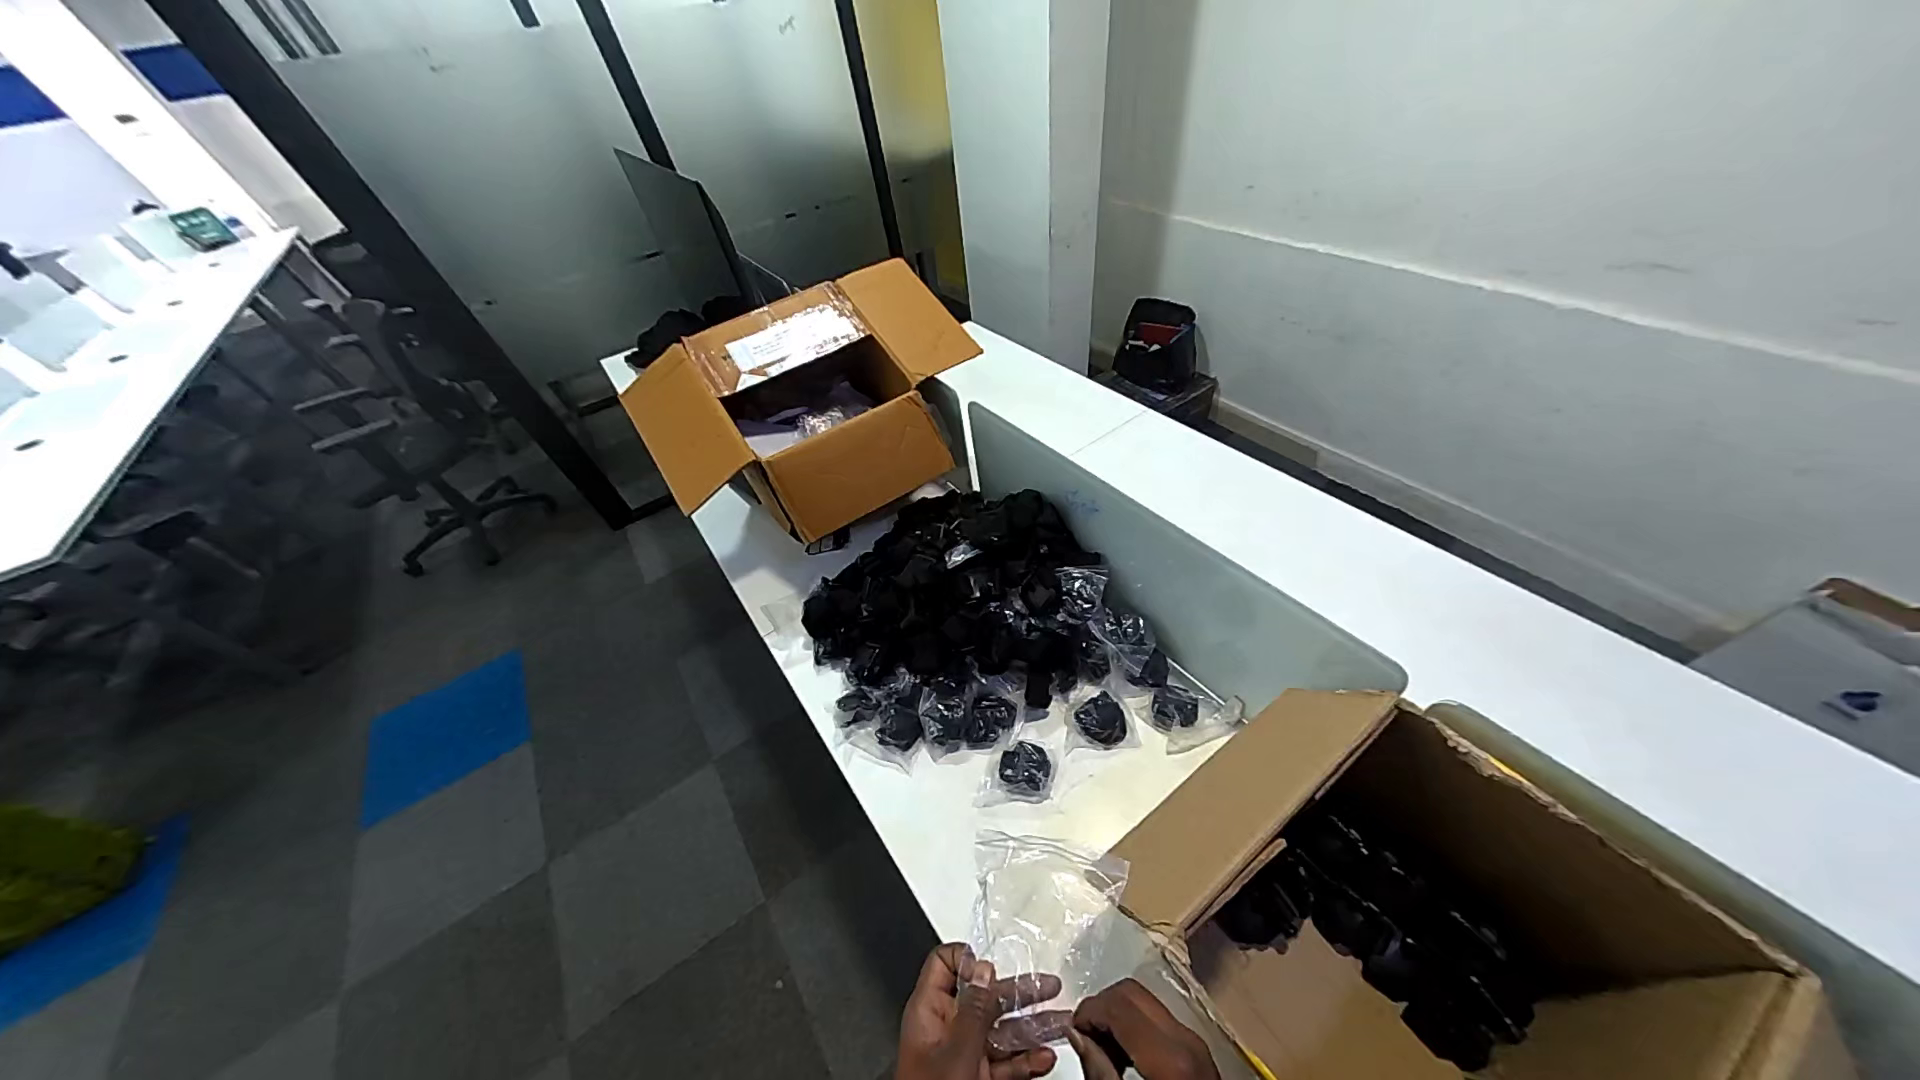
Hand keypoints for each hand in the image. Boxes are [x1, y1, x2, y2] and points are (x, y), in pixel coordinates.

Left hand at [896, 943, 1065, 1079]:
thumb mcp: (957, 1051)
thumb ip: (974, 1010)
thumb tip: (983, 969)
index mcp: (929, 1012)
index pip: (944, 965)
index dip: (969, 958)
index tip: (997, 961)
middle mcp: (946, 1029)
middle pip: (983, 997)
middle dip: (1019, 992)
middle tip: (1049, 986)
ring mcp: (963, 1055)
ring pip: (1000, 1030)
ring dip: (1032, 1026)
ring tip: (1060, 1021)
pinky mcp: (976, 1079)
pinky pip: (1004, 1062)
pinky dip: (1026, 1060)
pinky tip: (1045, 1057)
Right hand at [1068, 979, 1219, 1079]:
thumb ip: (1099, 1071)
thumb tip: (1075, 1033)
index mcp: (1170, 1056)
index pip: (1117, 1004)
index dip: (1087, 1013)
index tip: (1071, 1034)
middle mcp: (1186, 1038)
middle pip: (1130, 994)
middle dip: (1101, 1008)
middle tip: (1085, 1039)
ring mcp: (1195, 1043)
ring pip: (1144, 1002)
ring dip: (1117, 1016)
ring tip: (1103, 1053)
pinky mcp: (1197, 1052)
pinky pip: (1157, 1020)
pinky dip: (1134, 1027)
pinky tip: (1125, 1059)